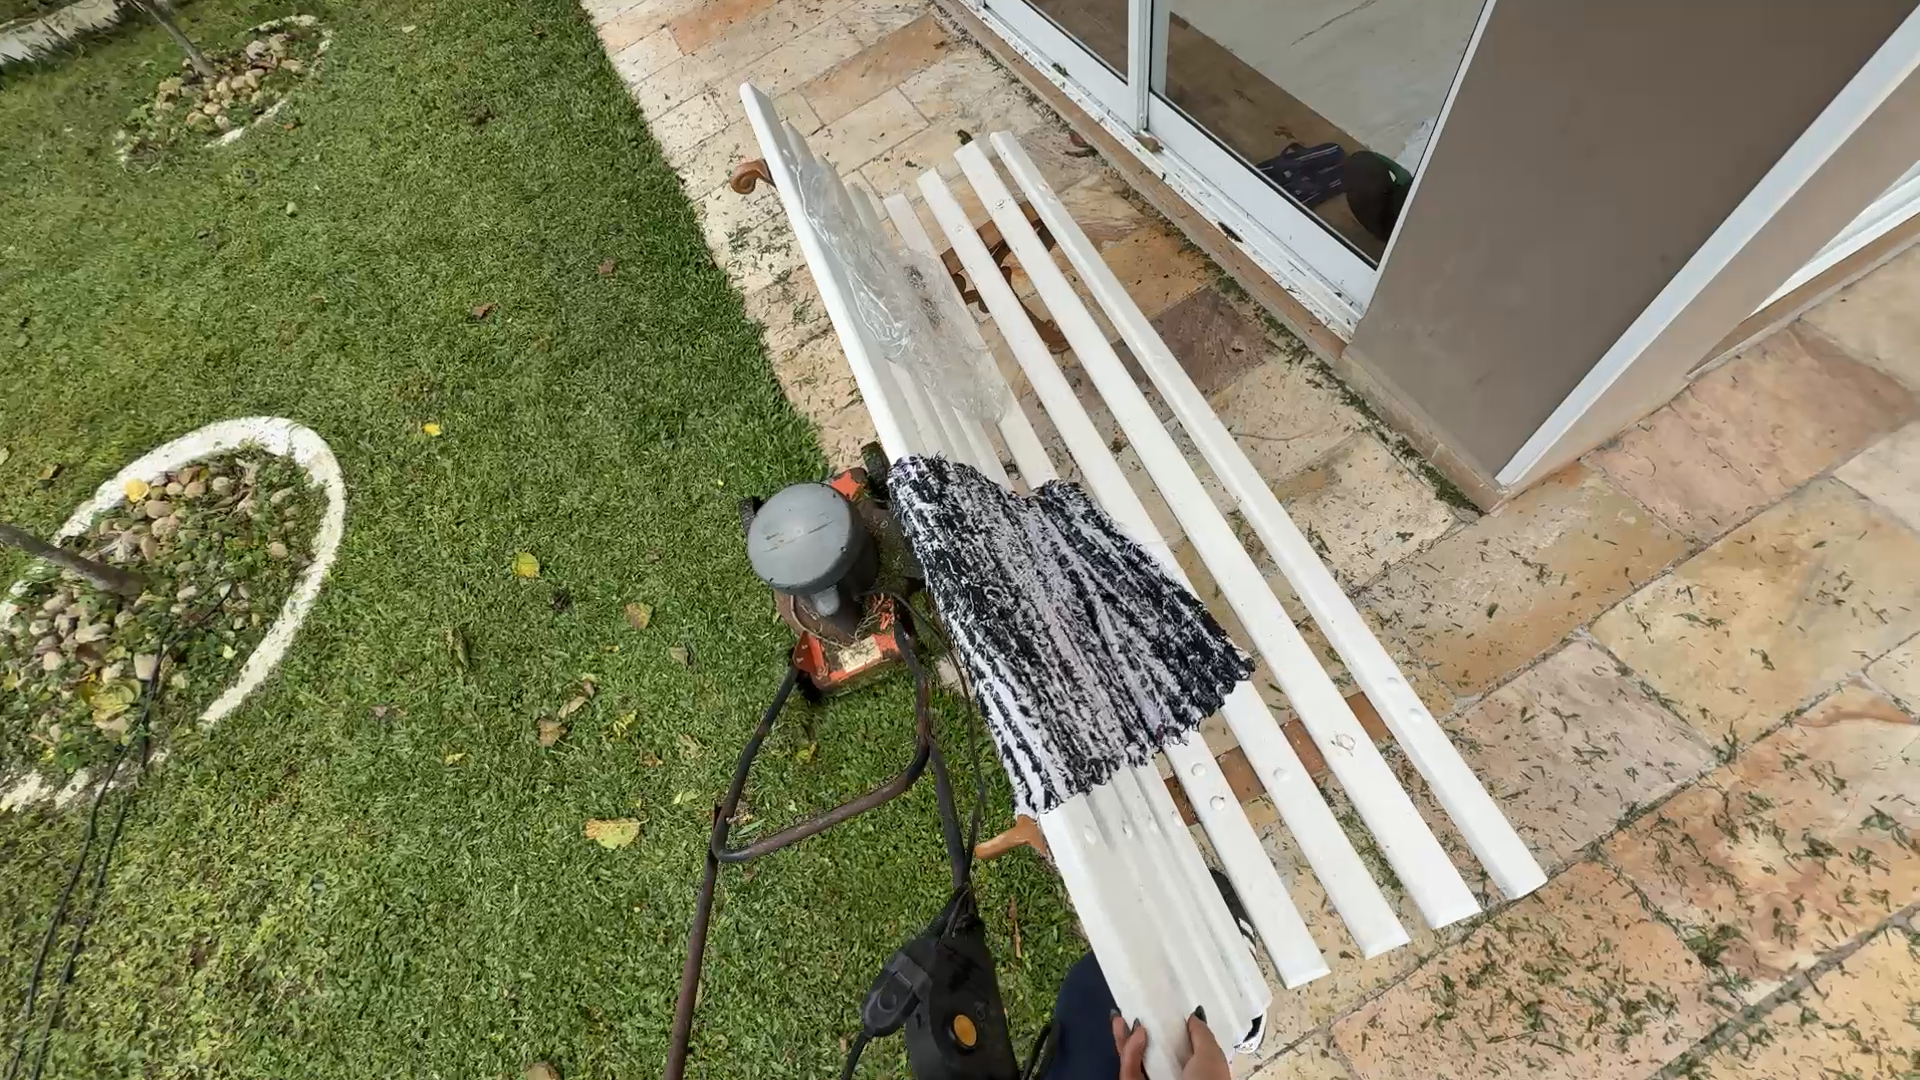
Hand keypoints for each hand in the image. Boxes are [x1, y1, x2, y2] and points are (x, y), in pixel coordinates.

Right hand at [1110, 1011, 1229, 1079]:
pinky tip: (1137, 1036)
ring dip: (1127, 1039)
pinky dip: (1129, 1053)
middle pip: (1149, 1054)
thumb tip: (1194, 1015)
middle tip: (1131, 1012)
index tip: (1158, 1013)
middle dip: (1136, 1032)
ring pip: (1134, 1063)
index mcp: (1193, 1075)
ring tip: (1124, 1019)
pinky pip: (1130, 1073)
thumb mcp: (1212, 1057)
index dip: (1166, 1032)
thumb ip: (1202, 1034)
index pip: (1177, 1051)